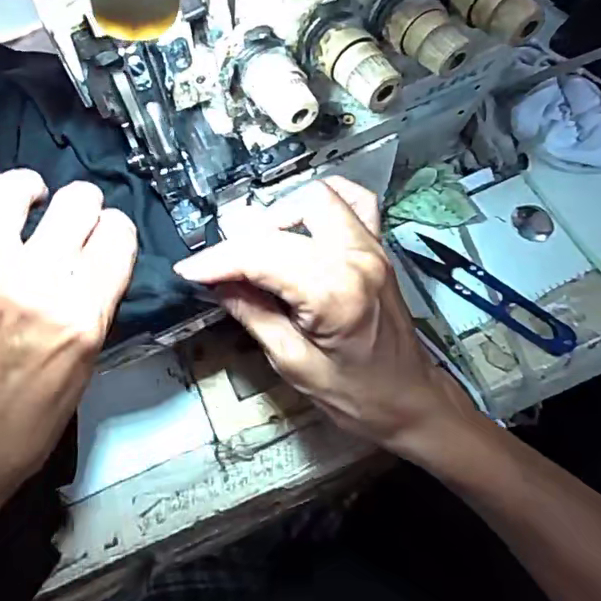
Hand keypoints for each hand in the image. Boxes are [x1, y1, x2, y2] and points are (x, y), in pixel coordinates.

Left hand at [0, 152, 137, 520]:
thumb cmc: (22, 425)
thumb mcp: (83, 369)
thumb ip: (93, 306)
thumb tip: (94, 255)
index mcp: (76, 316)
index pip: (116, 236)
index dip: (115, 232)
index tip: (104, 239)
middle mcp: (28, 285)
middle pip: (73, 206)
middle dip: (82, 206)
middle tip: (71, 220)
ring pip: (4, 193)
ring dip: (25, 186)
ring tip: (29, 196)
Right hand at [172, 177, 484, 462]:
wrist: (412, 401)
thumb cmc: (357, 396)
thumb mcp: (293, 364)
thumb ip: (253, 315)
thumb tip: (217, 283)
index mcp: (335, 293)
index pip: (262, 257)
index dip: (217, 261)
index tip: (187, 270)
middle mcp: (356, 257)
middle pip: (281, 222)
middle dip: (241, 240)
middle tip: (219, 267)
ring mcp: (370, 246)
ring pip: (312, 199)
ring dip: (276, 216)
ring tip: (256, 246)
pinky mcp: (377, 245)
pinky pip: (353, 200)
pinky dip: (321, 199)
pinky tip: (299, 216)